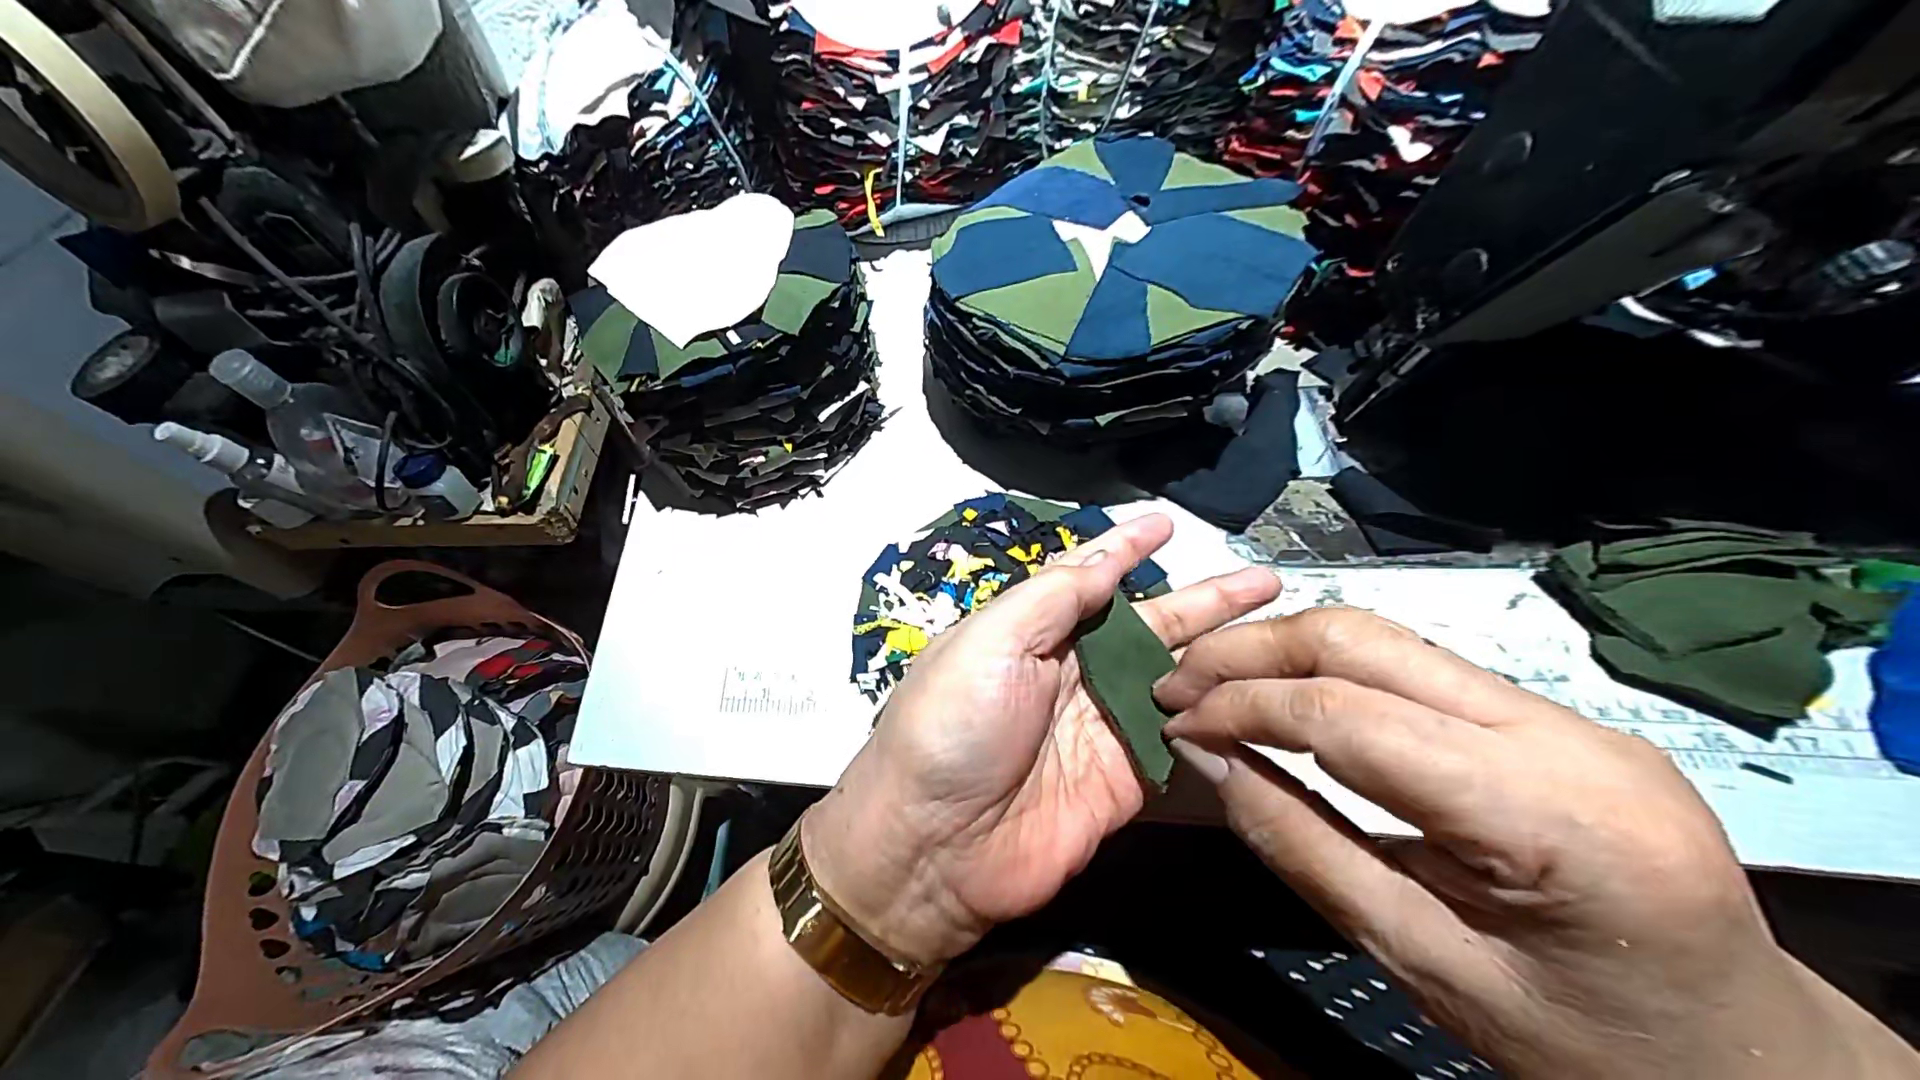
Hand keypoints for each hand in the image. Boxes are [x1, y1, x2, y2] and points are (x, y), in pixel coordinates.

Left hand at [804, 513, 1280, 965]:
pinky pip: (1177, 742)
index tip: (1163, 524)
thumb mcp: (988, 643)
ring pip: (1172, 678)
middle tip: (1260, 579)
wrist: (934, 847)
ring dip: (1219, 654)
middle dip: (1203, 601)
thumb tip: (1101, 561)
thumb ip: (1049, 599)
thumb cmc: (951, 728)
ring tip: (1274, 630)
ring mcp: (1100, 725)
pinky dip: (1212, 720)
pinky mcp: (1123, 778)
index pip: (1090, 578)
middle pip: (1149, 625)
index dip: (1126, 549)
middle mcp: (1071, 671)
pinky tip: (1253, 700)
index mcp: (1032, 631)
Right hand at [1155, 608, 1919, 1078]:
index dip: (1242, 704)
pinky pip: (1411, 668)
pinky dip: (1327, 671)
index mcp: (1545, 813)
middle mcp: (1560, 732)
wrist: (1751, 1062)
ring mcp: (1561, 712)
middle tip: (1178, 678)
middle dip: (1250, 649)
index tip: (1175, 719)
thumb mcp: (1422, 962)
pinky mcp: (1547, 714)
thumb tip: (1206, 757)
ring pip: (1383, 637)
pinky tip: (1284, 694)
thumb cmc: (1586, 1045)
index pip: (1348, 712)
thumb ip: (1301, 846)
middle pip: (1363, 639)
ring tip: (1214, 678)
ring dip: (1281, 649)